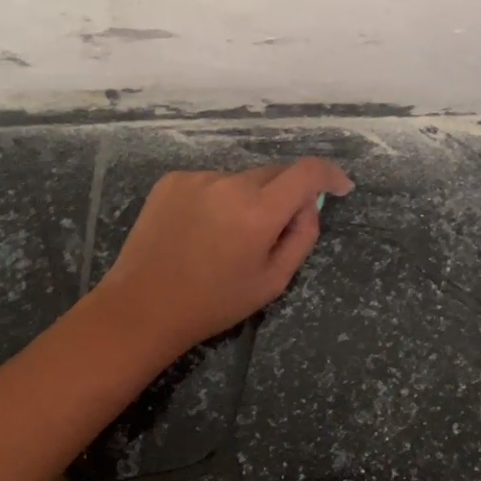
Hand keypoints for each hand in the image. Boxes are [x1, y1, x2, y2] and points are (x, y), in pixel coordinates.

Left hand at [89, 157, 354, 354]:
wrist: (141, 308)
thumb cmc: (212, 303)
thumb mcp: (272, 282)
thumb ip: (301, 237)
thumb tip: (310, 205)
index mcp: (259, 212)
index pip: (307, 172)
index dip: (329, 174)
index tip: (339, 187)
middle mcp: (230, 184)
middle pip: (274, 174)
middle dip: (283, 195)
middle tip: (271, 232)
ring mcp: (198, 178)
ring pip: (241, 180)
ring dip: (246, 199)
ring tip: (224, 239)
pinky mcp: (172, 179)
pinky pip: (210, 182)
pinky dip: (216, 200)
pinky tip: (197, 231)